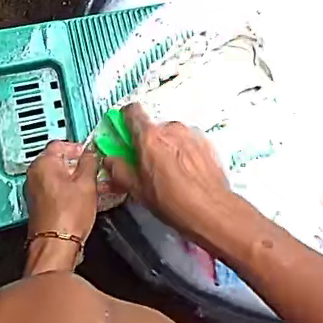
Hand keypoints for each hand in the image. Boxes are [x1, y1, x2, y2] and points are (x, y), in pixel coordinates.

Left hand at [24, 141, 99, 238]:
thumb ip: (89, 162)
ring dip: (72, 177)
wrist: (56, 244)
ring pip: (56, 175)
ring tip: (90, 185)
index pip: (60, 144)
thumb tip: (90, 153)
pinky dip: (66, 189)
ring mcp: (34, 190)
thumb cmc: (68, 215)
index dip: (78, 147)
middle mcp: (34, 174)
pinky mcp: (38, 204)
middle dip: (76, 164)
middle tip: (93, 169)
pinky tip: (80, 198)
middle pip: (57, 160)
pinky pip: (53, 189)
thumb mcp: (87, 183)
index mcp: (43, 163)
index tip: (90, 154)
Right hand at [103, 104, 247, 243]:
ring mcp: (191, 135)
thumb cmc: (174, 202)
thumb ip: (120, 170)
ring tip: (168, 172)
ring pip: (172, 135)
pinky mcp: (206, 143)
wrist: (212, 210)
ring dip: (167, 147)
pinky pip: (188, 142)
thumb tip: (110, 161)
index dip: (125, 120)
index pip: (132, 112)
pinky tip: (185, 173)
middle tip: (146, 163)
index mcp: (149, 137)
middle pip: (153, 128)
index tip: (123, 133)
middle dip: (147, 142)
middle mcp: (171, 130)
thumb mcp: (138, 190)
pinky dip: (184, 152)